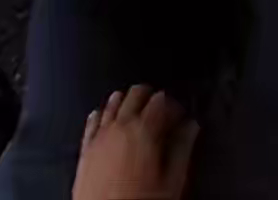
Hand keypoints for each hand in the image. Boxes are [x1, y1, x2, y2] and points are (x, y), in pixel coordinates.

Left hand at [73, 85, 199, 199]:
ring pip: (113, 102)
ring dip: (126, 100)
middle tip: (160, 106)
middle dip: (150, 96)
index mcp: (143, 131)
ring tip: (136, 106)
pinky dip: (101, 112)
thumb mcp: (171, 183)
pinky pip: (92, 120)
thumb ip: (182, 150)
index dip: (172, 104)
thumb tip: (191, 127)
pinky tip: (104, 113)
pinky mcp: (86, 146)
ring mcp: (100, 133)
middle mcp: (120, 125)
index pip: (160, 102)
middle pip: (135, 95)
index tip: (179, 112)